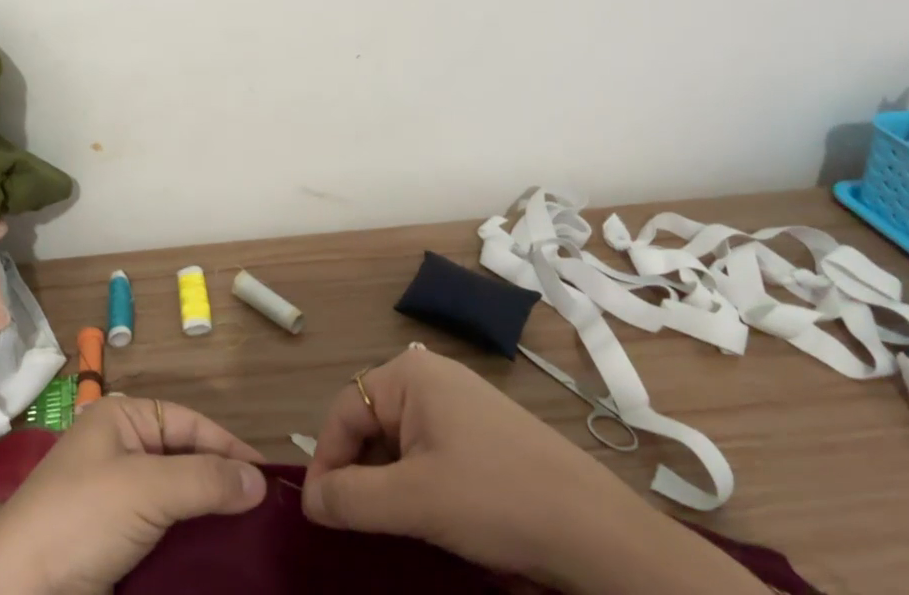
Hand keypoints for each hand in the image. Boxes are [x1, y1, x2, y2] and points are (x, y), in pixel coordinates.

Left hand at [0, 397, 266, 594]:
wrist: (20, 592)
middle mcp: (117, 450)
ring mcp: (115, 497)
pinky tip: (216, 554)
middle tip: (265, 511)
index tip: (268, 478)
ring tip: (250, 535)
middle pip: (185, 458)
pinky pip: (163, 530)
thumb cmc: (82, 519)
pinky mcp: (114, 539)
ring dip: (209, 515)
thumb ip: (207, 480)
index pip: (188, 423)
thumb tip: (260, 481)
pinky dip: (190, 540)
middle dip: (222, 482)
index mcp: (118, 420)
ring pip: (177, 498)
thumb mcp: (146, 489)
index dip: (229, 446)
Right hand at [302, 347, 765, 593]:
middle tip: (355, 525)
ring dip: (386, 484)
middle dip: (357, 474)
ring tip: (391, 526)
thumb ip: (348, 498)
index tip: (320, 514)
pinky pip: (430, 454)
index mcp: (411, 375)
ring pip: (399, 444)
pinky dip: (416, 486)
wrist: (598, 532)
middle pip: (369, 425)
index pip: (342, 413)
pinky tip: (427, 519)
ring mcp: (464, 407)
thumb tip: (310, 501)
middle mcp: (434, 380)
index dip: (325, 464)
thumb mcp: (411, 501)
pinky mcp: (486, 438)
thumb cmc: (495, 500)